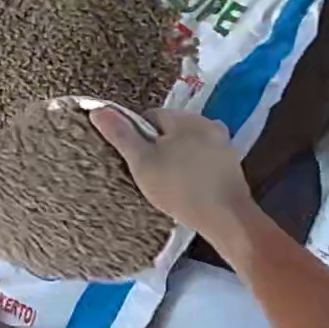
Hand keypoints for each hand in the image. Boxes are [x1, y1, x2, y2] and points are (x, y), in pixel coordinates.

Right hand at [90, 108, 257, 243]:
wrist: (226, 218)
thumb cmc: (179, 188)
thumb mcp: (141, 162)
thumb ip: (120, 134)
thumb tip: (97, 109)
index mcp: (186, 118)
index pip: (149, 117)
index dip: (136, 138)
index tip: (136, 161)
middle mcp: (208, 123)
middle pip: (169, 130)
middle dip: (157, 148)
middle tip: (150, 174)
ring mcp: (223, 143)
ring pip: (186, 145)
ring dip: (174, 159)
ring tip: (167, 184)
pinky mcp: (231, 164)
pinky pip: (202, 159)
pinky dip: (191, 169)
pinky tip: (186, 188)